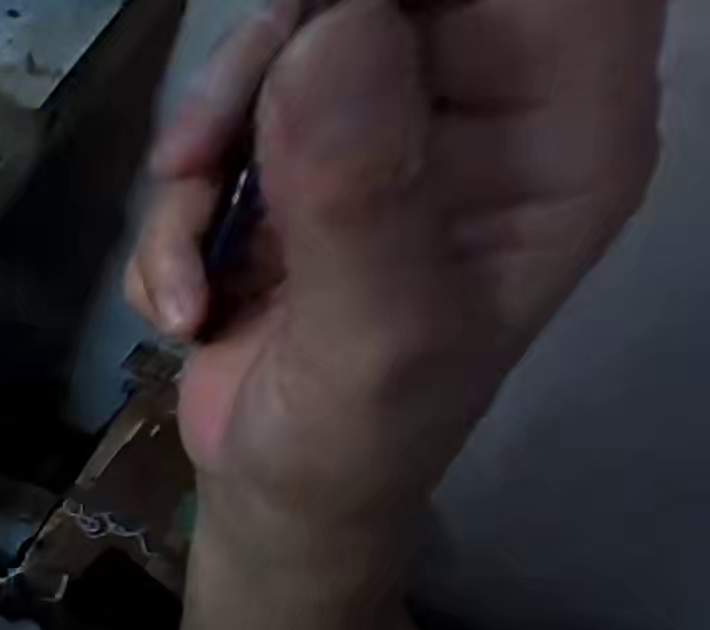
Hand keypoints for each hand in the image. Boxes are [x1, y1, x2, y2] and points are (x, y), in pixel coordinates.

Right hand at [128, 0, 663, 559]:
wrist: (271, 500)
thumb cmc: (351, 445)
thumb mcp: (373, 340)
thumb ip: (361, 200)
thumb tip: (321, 36)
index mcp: (544, 138)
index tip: (296, 42)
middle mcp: (448, 130)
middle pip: (352, 12)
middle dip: (247, 85)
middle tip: (184, 168)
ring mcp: (344, 167)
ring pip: (249, 92)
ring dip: (185, 199)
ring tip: (183, 299)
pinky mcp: (263, 210)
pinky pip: (195, 179)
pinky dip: (165, 249)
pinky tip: (178, 318)